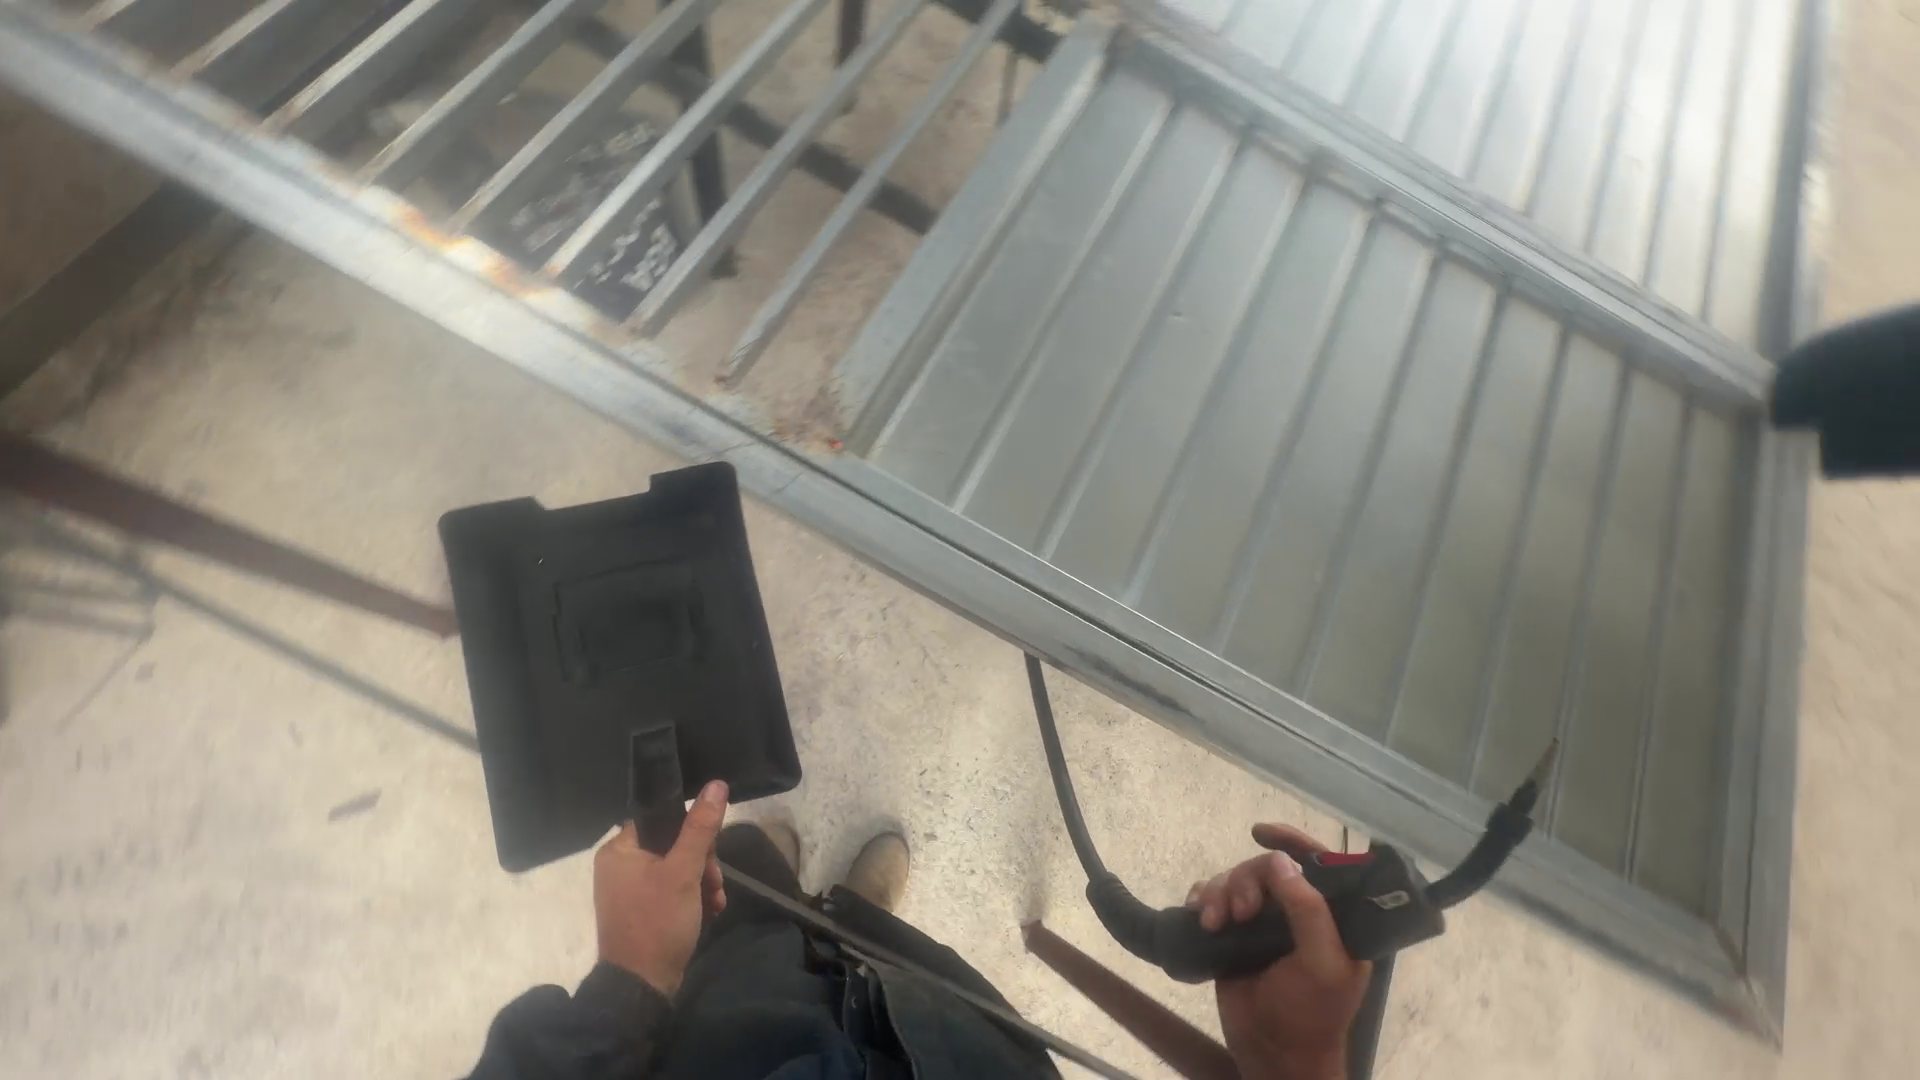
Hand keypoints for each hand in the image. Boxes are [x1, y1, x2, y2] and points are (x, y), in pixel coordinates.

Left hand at [593, 780, 728, 995]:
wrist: (642, 989)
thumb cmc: (657, 922)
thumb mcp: (684, 872)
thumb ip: (701, 827)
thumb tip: (716, 785)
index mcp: (619, 850)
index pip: (660, 817)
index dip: (689, 826)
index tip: (710, 845)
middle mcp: (620, 865)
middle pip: (673, 842)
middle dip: (702, 860)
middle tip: (714, 880)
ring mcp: (630, 889)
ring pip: (677, 866)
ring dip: (702, 879)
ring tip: (715, 899)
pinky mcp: (642, 909)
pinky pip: (672, 887)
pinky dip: (693, 895)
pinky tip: (710, 908)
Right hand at [1189, 824, 1371, 1079]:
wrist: (1271, 1055)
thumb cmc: (1309, 1013)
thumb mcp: (1322, 963)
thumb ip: (1308, 910)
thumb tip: (1280, 861)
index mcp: (1331, 917)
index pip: (1319, 863)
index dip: (1291, 839)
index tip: (1258, 832)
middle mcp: (1297, 913)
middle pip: (1266, 869)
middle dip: (1246, 881)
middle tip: (1240, 914)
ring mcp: (1263, 923)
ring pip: (1235, 880)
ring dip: (1219, 894)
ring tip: (1213, 924)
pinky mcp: (1233, 934)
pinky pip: (1212, 897)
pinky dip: (1201, 900)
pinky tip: (1198, 917)